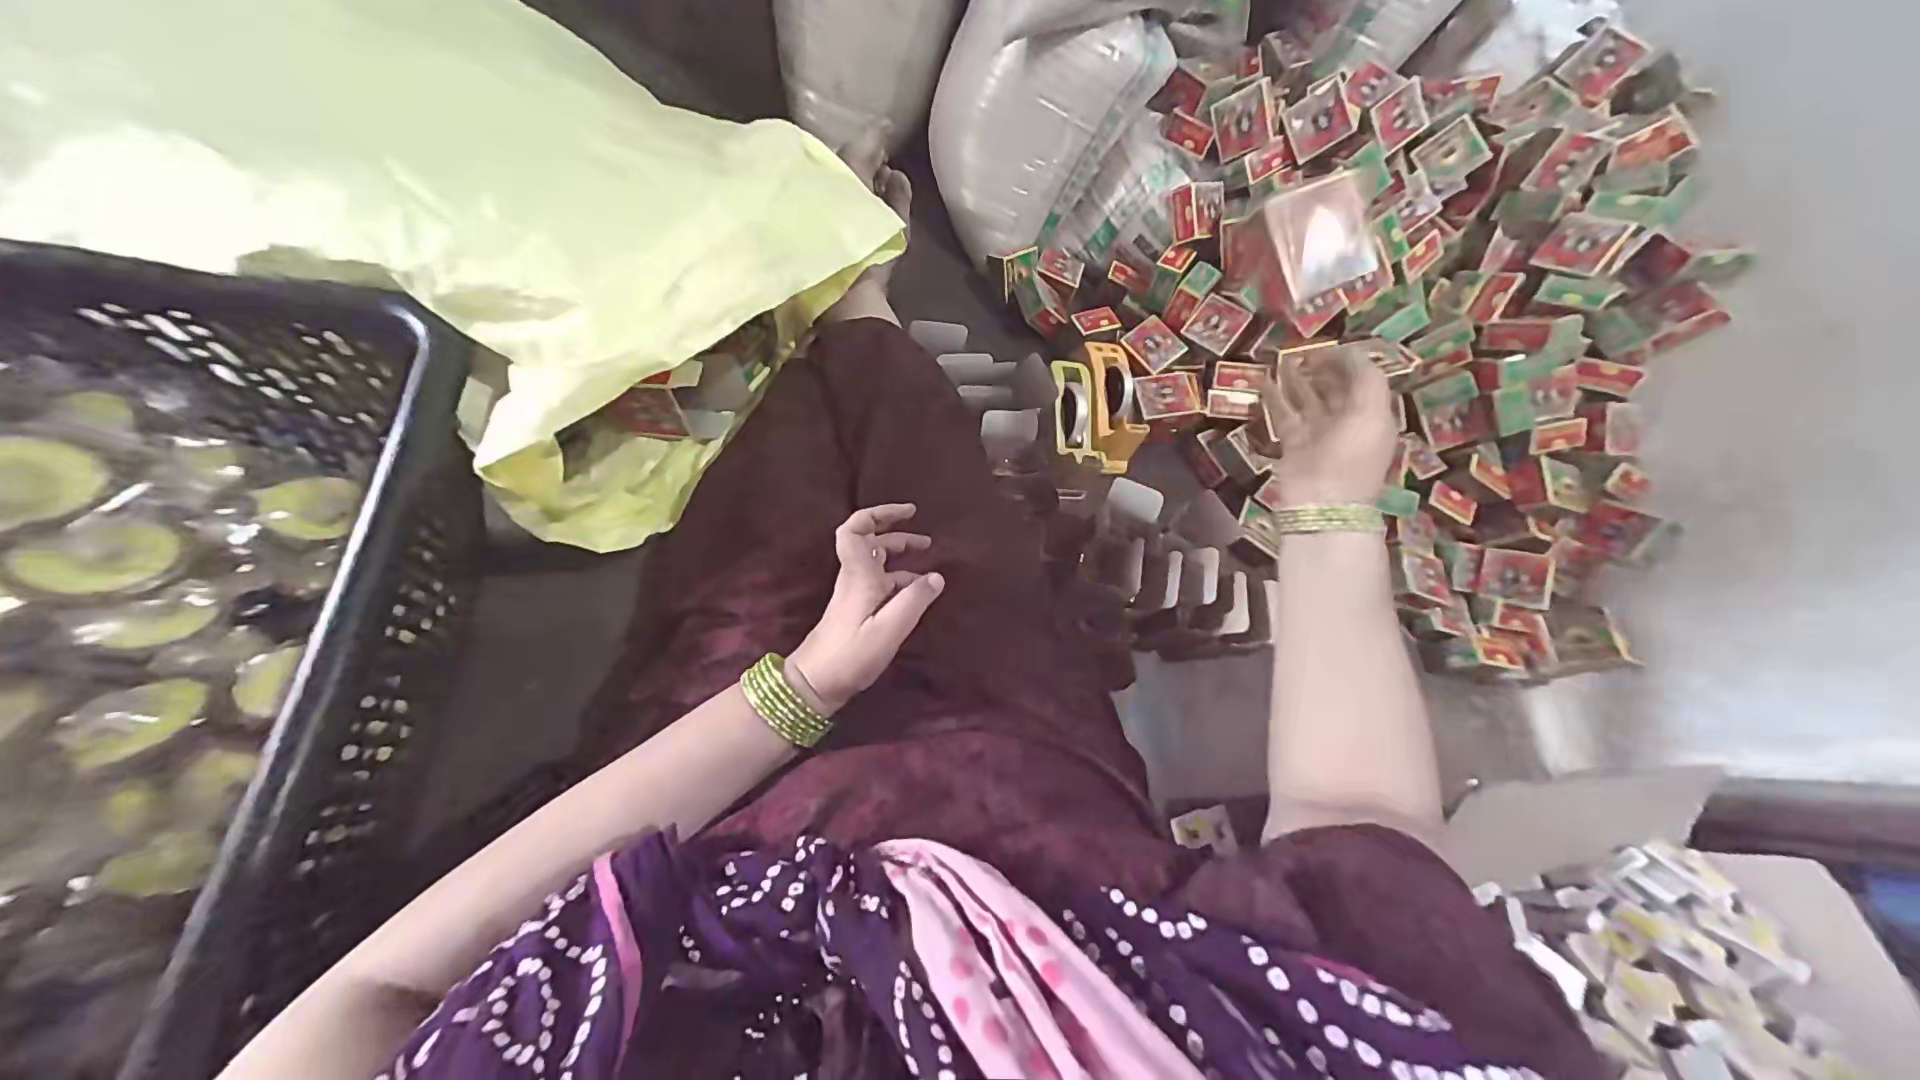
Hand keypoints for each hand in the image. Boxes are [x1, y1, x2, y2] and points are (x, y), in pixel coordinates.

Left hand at [789, 504, 944, 711]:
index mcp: (859, 575)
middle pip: (869, 540)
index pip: (855, 530)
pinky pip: (880, 581)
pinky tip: (918, 589)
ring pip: (876, 560)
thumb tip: (937, 577)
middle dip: (895, 531)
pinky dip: (900, 578)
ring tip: (926, 555)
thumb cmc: (851, 655)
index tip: (908, 512)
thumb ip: (914, 601)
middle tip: (925, 536)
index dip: (879, 513)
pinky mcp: (856, 608)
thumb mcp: (889, 630)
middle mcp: (855, 578)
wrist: (815, 682)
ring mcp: (854, 593)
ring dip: (899, 553)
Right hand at [1256, 346, 1397, 507]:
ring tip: (1280, 359)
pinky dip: (1274, 397)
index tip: (1326, 345)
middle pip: (1332, 387)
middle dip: (1319, 367)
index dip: (1346, 361)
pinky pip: (1283, 414)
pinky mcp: (1292, 443)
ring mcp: (1317, 433)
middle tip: (1300, 350)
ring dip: (1295, 379)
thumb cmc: (1351, 458)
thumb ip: (1366, 381)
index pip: (1361, 379)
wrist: (1322, 504)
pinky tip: (1264, 381)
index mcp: (1371, 414)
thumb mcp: (1371, 415)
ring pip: (1306, 398)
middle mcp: (1345, 421)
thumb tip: (1352, 352)